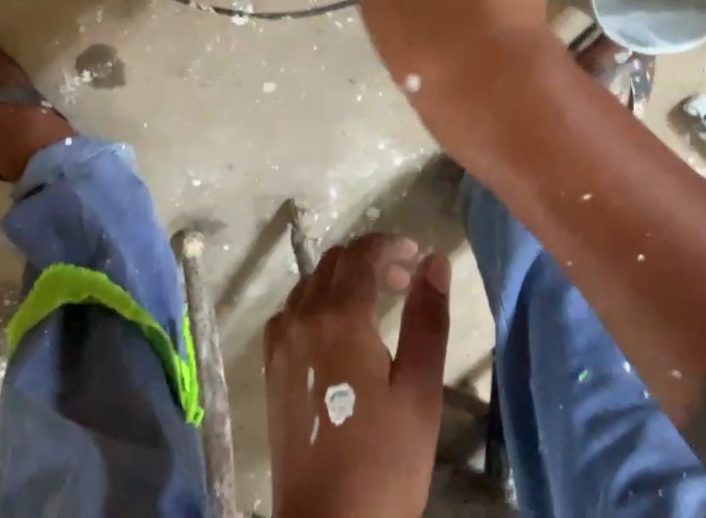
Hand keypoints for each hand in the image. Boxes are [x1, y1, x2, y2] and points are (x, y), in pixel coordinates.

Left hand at [264, 234, 450, 517]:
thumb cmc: (385, 459)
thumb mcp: (419, 391)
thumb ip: (427, 320)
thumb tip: (434, 263)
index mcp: (339, 317)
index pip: (361, 255)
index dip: (389, 244)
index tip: (417, 252)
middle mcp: (301, 317)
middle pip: (332, 263)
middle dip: (368, 259)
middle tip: (405, 280)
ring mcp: (280, 340)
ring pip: (309, 284)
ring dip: (342, 280)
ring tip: (378, 303)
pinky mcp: (271, 365)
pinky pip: (292, 311)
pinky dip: (317, 302)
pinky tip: (339, 331)